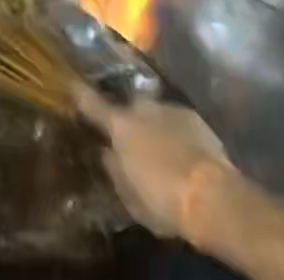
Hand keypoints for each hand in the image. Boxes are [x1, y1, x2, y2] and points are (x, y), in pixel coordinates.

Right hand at [73, 83, 235, 239]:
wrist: (214, 196)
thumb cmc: (162, 199)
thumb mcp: (128, 195)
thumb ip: (113, 169)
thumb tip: (107, 152)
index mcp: (119, 124)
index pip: (91, 102)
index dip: (78, 93)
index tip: (69, 84)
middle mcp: (141, 107)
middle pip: (126, 107)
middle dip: (125, 118)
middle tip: (127, 137)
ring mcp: (169, 108)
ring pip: (152, 113)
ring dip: (151, 125)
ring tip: (157, 146)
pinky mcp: (194, 117)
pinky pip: (174, 121)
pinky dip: (173, 131)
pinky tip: (180, 150)